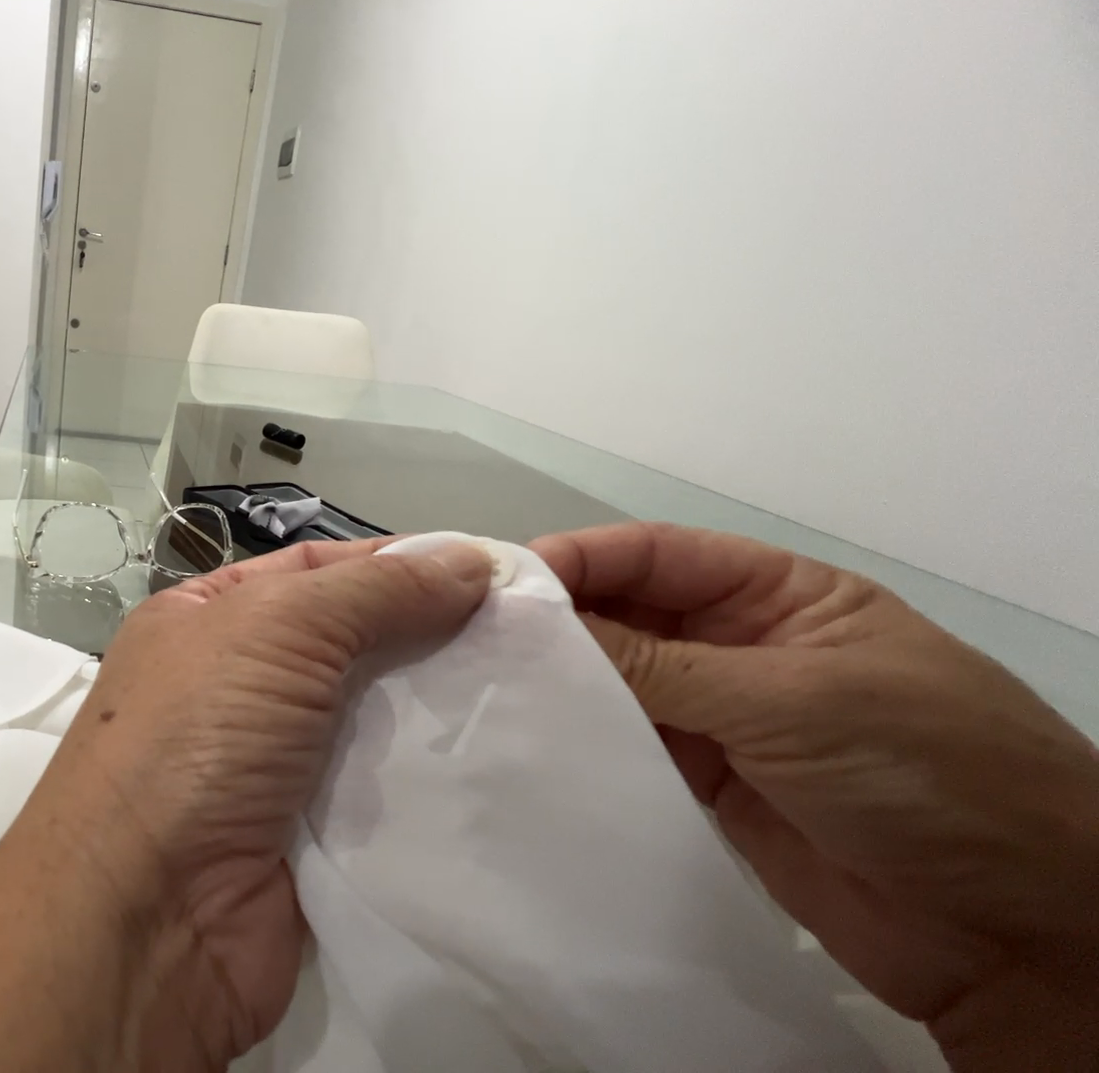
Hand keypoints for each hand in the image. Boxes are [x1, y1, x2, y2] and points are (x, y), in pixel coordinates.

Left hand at [24, 536, 492, 1065]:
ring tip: (535, 689)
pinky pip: (384, 788)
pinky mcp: (312, 833)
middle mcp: (238, 684)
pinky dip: (434, 776)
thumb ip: (372, 590)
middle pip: (352, 642)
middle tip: (529, 629)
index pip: (313, 568)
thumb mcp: (273, 628)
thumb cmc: (195, 738)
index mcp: (208, 619)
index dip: (395, 562)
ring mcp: (273, 761)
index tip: (485, 568)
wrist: (149, 915)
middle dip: (431, 633)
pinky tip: (503, 760)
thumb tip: (468, 560)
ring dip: (442, 707)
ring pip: (375, 717)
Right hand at [530, 522, 1098, 1070]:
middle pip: (627, 611)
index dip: (582, 558)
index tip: (506, 581)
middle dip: (559, 618)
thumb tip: (537, 627)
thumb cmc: (928, 775)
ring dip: (559, 678)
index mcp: (778, 595)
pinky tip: (526, 732)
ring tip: (482, 681)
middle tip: (475, 634)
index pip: (657, 554)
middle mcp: (737, 643)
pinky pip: (623, 737)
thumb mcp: (791, 698)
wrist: (1020, 939)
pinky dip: (578, 732)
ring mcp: (716, 713)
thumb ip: (656, 663)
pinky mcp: (698, 776)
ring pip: (616, 676)